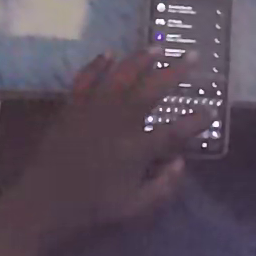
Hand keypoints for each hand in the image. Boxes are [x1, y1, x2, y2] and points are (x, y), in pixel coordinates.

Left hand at [1, 49, 206, 246]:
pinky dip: (98, 64)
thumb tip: (181, 162)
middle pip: (151, 89)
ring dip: (141, 59)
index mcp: (136, 149)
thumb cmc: (93, 208)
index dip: (195, 121)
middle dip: (174, 72)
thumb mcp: (135, 208)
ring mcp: (93, 110)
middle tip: (192, 55)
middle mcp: (118, 122)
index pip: (174, 131)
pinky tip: (109, 53)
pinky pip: (86, 78)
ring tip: (158, 47)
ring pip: (121, 76)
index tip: (210, 110)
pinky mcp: (72, 107)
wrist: (45, 202)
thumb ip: (163, 187)